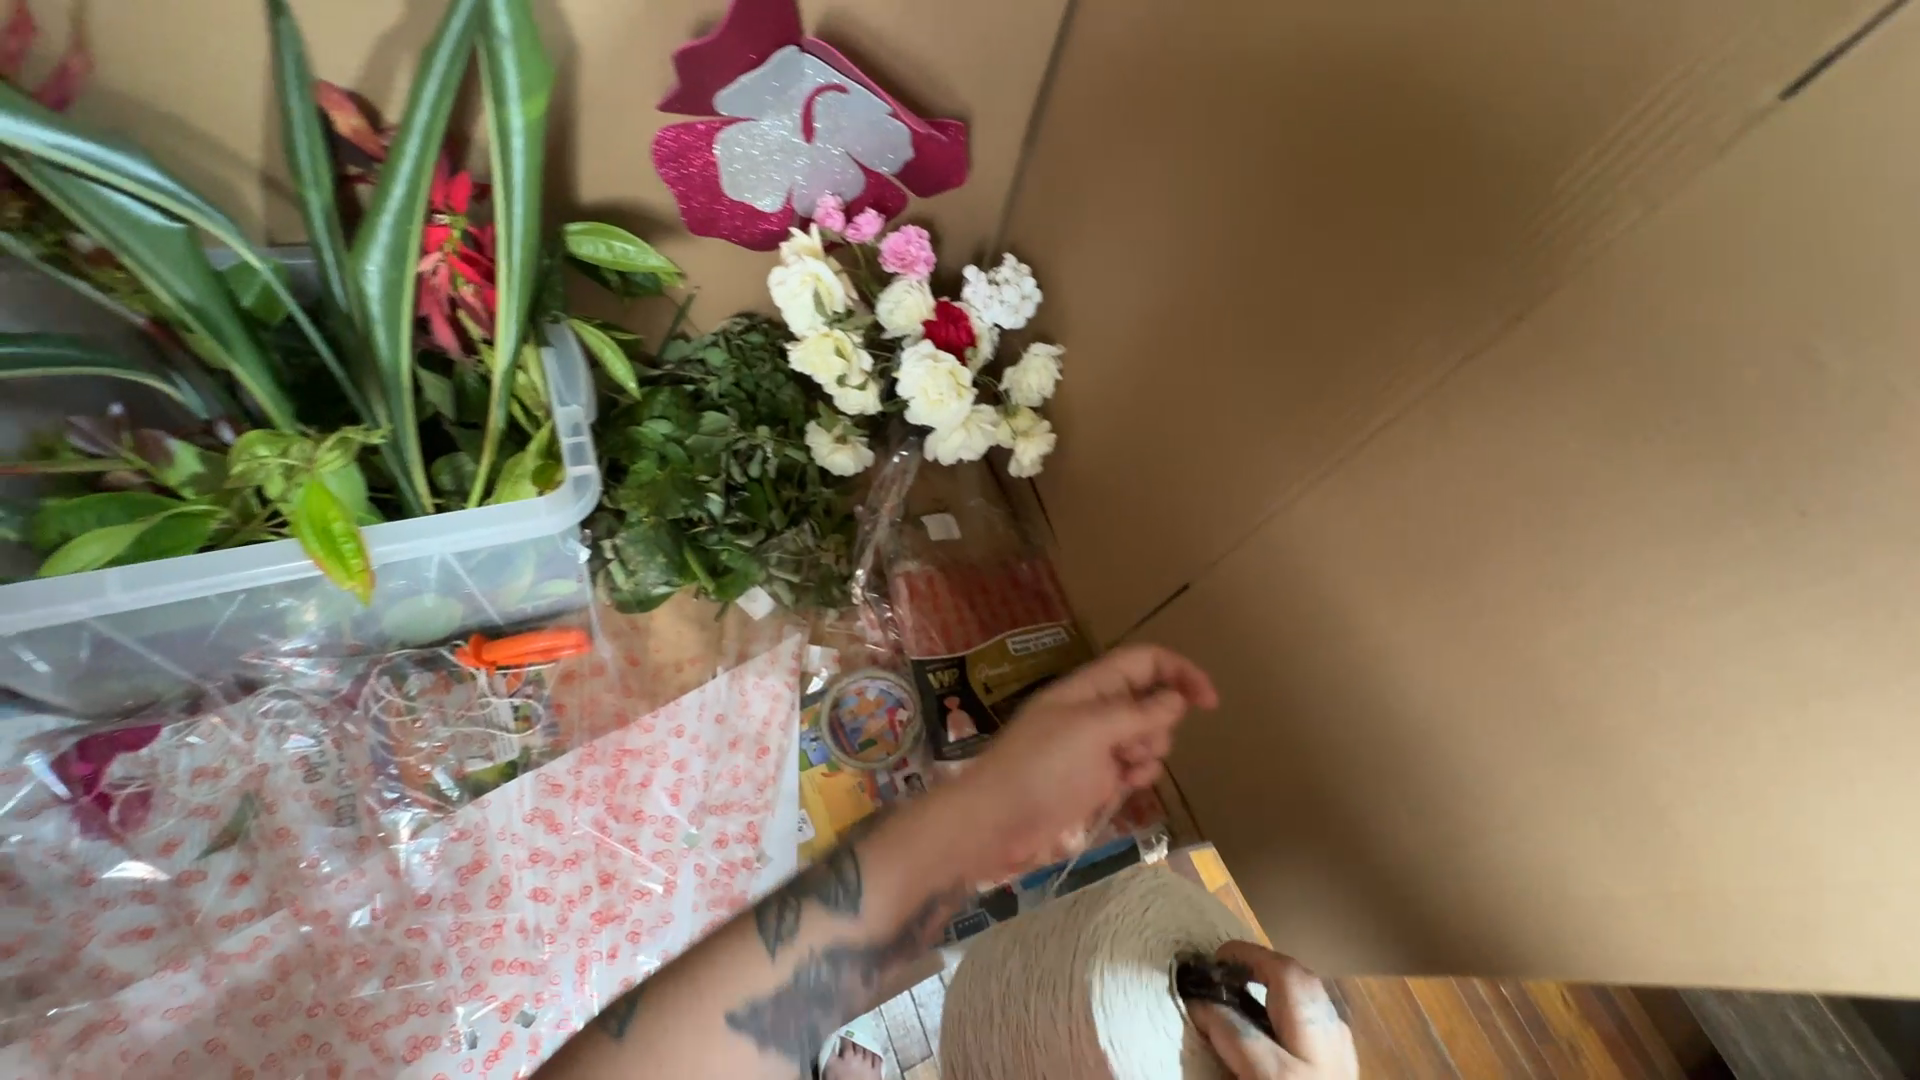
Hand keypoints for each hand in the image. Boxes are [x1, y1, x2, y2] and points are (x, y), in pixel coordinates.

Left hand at [947, 644, 1216, 878]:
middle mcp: (1095, 710)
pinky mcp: (1095, 778)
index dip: (1179, 672)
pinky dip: (1136, 776)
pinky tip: (1120, 789)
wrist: (996, 822)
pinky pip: (1134, 767)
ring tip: (1122, 770)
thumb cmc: (1040, 768)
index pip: (1144, 661)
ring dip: (1148, 753)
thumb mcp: (1091, 731)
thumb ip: (1137, 712)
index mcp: (1090, 686)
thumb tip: (1177, 699)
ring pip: (1147, 737)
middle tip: (1133, 747)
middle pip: (1152, 701)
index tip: (1209, 702)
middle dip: (1159, 723)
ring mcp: (1095, 745)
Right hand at [1191, 943, 1359, 1079]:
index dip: (1208, 1009)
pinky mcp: (1351, 1063)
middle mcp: (1319, 1065)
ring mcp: (1343, 1061)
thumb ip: (1229, 1055)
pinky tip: (1278, 1006)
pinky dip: (1300, 998)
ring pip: (1316, 990)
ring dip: (1280, 972)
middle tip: (1224, 960)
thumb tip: (1201, 1020)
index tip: (1190, 1000)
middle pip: (1294, 985)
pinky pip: (1325, 1013)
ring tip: (1248, 975)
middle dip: (1257, 959)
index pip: (1238, 1030)